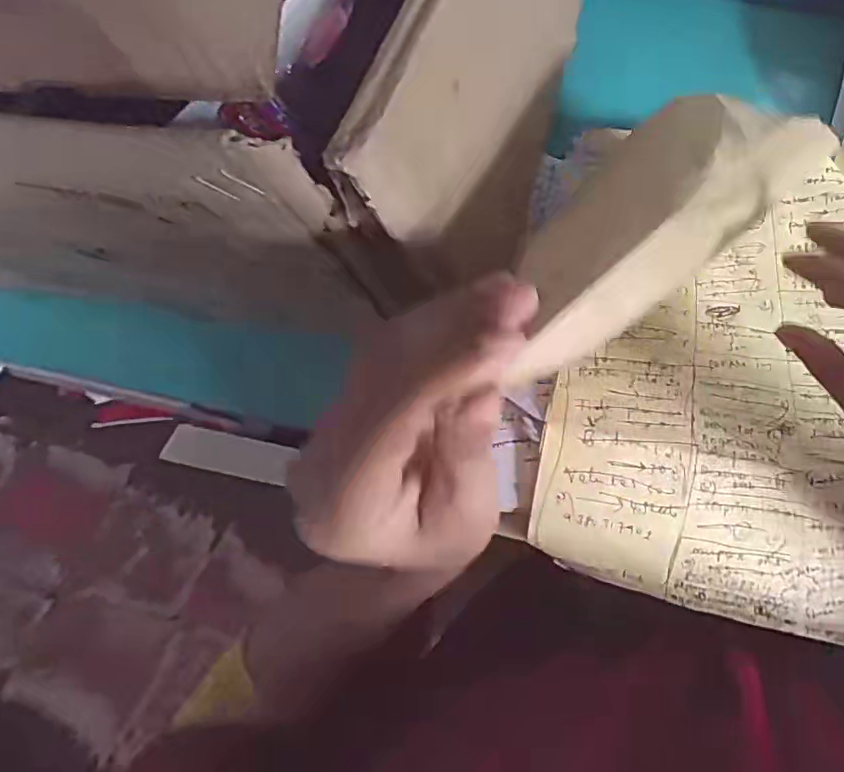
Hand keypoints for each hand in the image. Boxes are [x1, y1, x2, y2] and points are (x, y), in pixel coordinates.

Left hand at [288, 274, 536, 576]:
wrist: (394, 554)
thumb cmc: (437, 547)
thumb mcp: (465, 520)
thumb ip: (466, 455)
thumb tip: (483, 389)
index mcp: (344, 499)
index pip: (393, 418)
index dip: (449, 370)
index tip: (508, 340)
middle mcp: (326, 447)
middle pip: (387, 370)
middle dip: (457, 327)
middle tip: (517, 297)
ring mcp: (334, 412)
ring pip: (390, 345)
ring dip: (453, 311)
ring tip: (509, 290)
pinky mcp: (355, 389)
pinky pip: (396, 342)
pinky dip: (443, 317)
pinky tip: (483, 299)